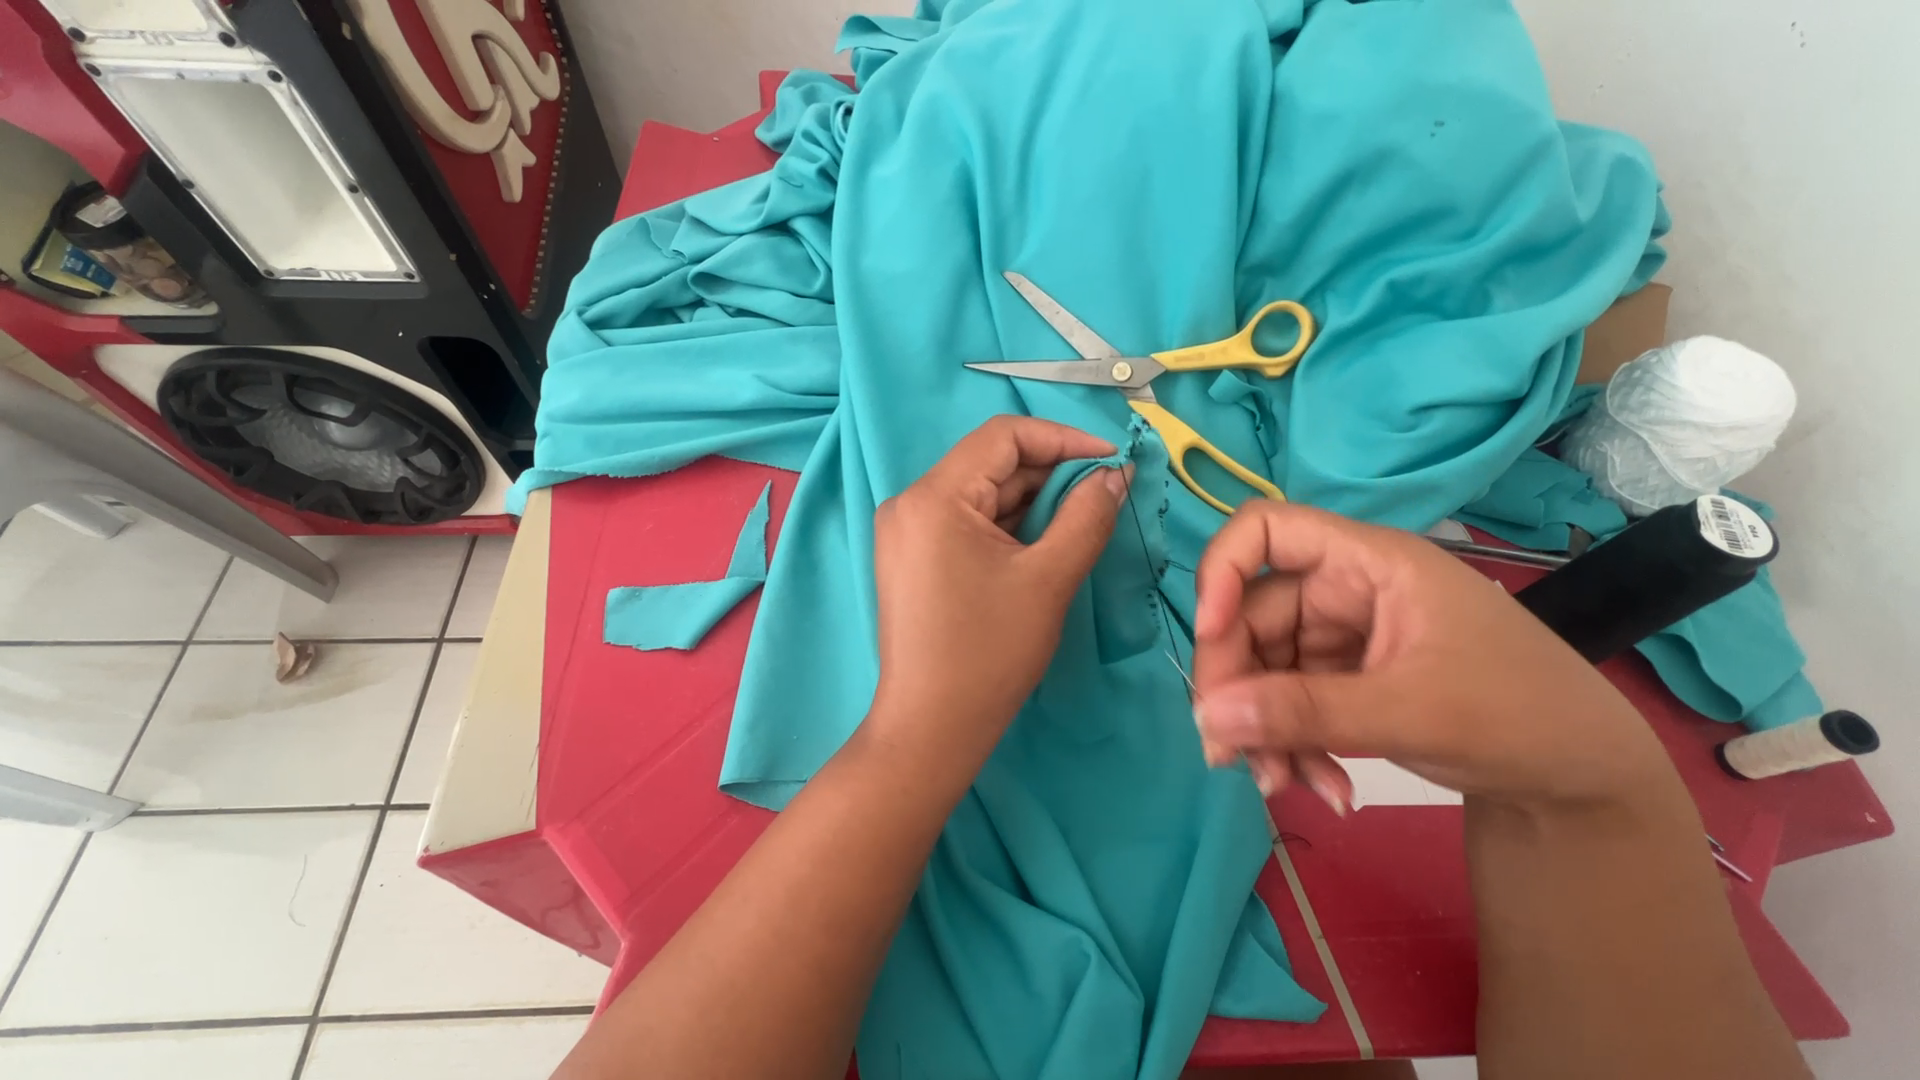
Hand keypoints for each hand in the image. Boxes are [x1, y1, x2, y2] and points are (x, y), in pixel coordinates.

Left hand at [868, 416, 1128, 763]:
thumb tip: (1115, 474)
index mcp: (934, 497)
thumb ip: (1086, 515)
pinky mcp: (913, 557)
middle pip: (991, 463)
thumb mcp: (1048, 579)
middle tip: (1106, 495)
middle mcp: (910, 502)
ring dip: (1034, 501)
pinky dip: (1009, 525)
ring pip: (982, 493)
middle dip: (1052, 474)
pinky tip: (1045, 543)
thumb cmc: (989, 652)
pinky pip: (968, 522)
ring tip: (1084, 520)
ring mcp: (907, 531)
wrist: (933, 726)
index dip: (1064, 439)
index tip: (1112, 460)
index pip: (1003, 436)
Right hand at [1190, 502, 1679, 813]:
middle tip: (1228, 752)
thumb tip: (1206, 718)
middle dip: (1237, 686)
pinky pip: (1287, 703)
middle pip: (1250, 615)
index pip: (1267, 529)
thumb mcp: (1410, 712)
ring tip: (1282, 785)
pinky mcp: (1343, 681)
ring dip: (1262, 729)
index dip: (1223, 572)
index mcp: (1368, 563)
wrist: (1583, 784)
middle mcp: (1345, 590)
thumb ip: (1303, 712)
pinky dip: (1289, 745)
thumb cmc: (1519, 717)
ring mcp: (1342, 637)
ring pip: (1263, 669)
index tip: (1210, 637)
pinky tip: (1321, 787)